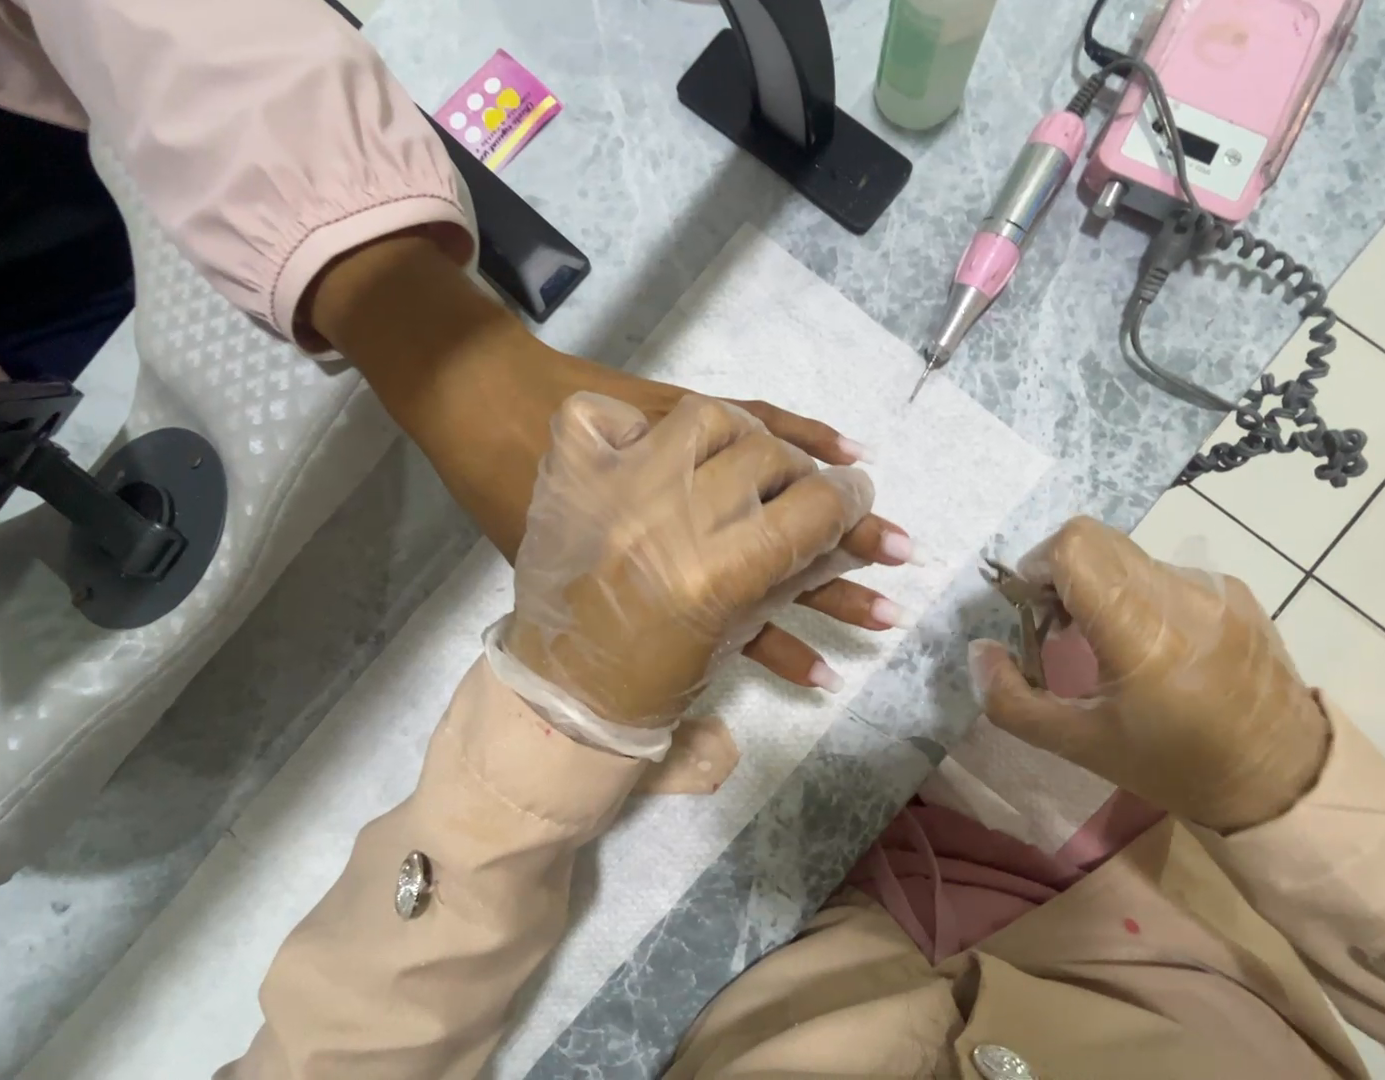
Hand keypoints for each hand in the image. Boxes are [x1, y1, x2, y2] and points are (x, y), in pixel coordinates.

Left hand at [308, 234, 911, 692]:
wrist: (483, 418)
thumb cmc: (518, 526)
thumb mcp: (591, 591)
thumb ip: (673, 607)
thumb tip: (752, 616)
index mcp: (672, 568)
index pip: (780, 559)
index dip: (834, 569)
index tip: (877, 591)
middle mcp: (685, 507)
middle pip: (786, 514)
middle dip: (849, 536)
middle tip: (901, 556)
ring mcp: (685, 448)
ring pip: (777, 467)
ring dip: (836, 492)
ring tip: (884, 515)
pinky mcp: (681, 404)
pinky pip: (749, 412)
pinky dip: (798, 426)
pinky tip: (842, 440)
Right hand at [967, 517, 1330, 831]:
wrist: (1284, 780)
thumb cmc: (1173, 765)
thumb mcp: (1077, 745)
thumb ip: (1011, 700)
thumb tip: (980, 651)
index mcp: (1140, 630)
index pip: (1073, 546)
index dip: (1036, 566)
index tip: (1032, 609)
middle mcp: (1180, 593)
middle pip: (1094, 539)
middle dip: (1059, 571)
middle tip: (1058, 623)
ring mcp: (1214, 588)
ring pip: (1127, 554)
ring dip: (1098, 582)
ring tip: (1105, 638)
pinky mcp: (1237, 593)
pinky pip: (1164, 572)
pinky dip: (1138, 593)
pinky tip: (1152, 644)